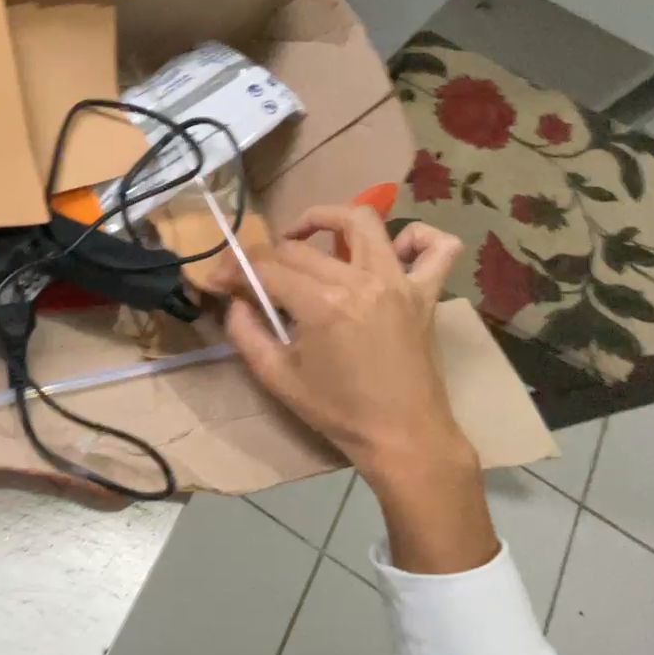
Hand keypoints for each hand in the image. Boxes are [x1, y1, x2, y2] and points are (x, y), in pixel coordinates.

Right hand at [194, 206, 495, 572]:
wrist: (401, 436)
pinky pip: (436, 247)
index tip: (218, 279)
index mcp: (322, 304)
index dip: (235, 270)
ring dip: (327, 218)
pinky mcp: (425, 292)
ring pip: (363, 222)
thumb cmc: (335, 409)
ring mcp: (399, 282)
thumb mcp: (274, 375)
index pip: (267, 269)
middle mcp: (361, 281)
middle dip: (265, 255)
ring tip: (305, 236)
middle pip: (301, 248)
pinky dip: (415, 238)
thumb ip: (245, 331)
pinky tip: (389, 251)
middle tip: (249, 275)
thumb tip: (234, 301)